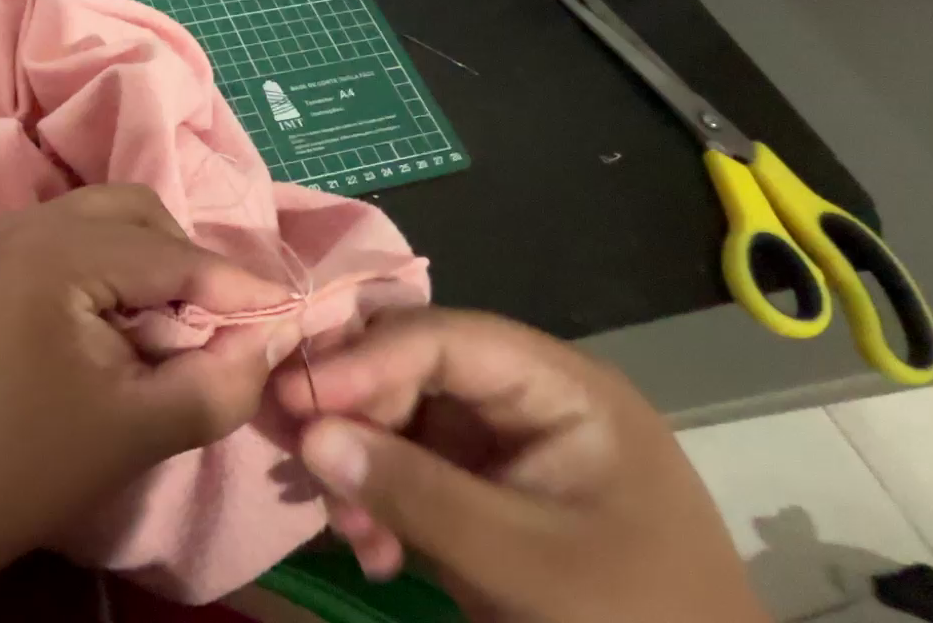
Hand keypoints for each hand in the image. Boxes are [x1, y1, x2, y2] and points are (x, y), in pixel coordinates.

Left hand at [0, 184, 302, 556]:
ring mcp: (6, 230)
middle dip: (188, 263)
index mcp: (55, 256)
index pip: (170, 255)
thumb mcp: (143, 429)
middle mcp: (27, 222)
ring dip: (153, 258)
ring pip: (109, 215)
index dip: (236, 286)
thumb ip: (220, 380)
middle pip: (138, 213)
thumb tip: (271, 334)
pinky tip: (125, 313)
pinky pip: (78, 231)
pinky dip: (116, 261)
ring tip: (170, 322)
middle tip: (215, 325)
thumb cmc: (33, 462)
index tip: (288, 313)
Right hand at [277, 309, 768, 622]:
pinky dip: (369, 498)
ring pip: (387, 415)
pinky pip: (394, 464)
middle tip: (303, 456)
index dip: (364, 359)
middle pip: (405, 368)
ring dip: (353, 464)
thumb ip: (418, 494)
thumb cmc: (634, 621)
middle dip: (351, 414)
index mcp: (559, 387)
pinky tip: (369, 548)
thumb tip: (308, 434)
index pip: (444, 338)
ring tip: (346, 526)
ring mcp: (490, 440)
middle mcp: (517, 395)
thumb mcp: (529, 564)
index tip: (298, 398)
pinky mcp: (466, 483)